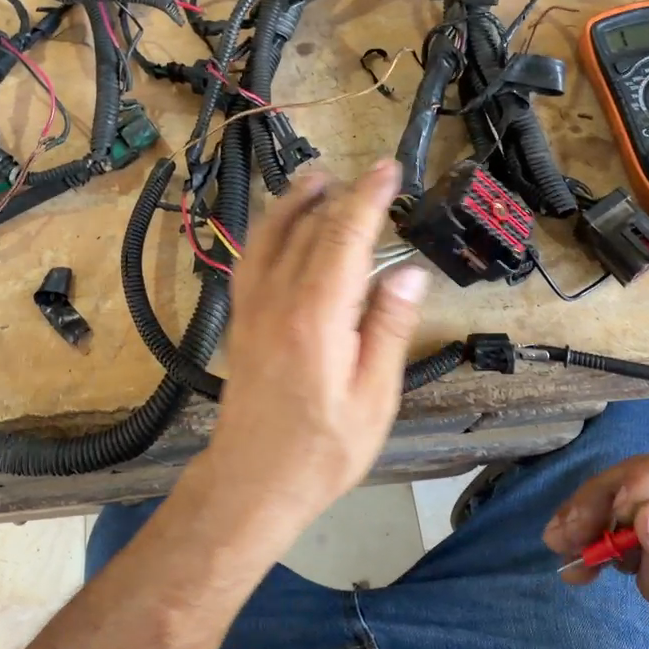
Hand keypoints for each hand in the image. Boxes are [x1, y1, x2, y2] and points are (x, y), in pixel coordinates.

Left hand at [198, 160, 430, 533]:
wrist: (251, 480)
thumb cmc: (321, 448)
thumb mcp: (373, 398)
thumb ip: (389, 329)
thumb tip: (408, 272)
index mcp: (317, 314)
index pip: (345, 237)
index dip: (368, 197)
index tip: (387, 168)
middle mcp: (279, 297)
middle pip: (311, 228)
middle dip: (342, 194)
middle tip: (370, 174)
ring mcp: (252, 305)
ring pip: (272, 234)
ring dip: (296, 200)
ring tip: (320, 177)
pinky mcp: (240, 317)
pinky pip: (250, 257)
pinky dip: (268, 228)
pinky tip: (279, 224)